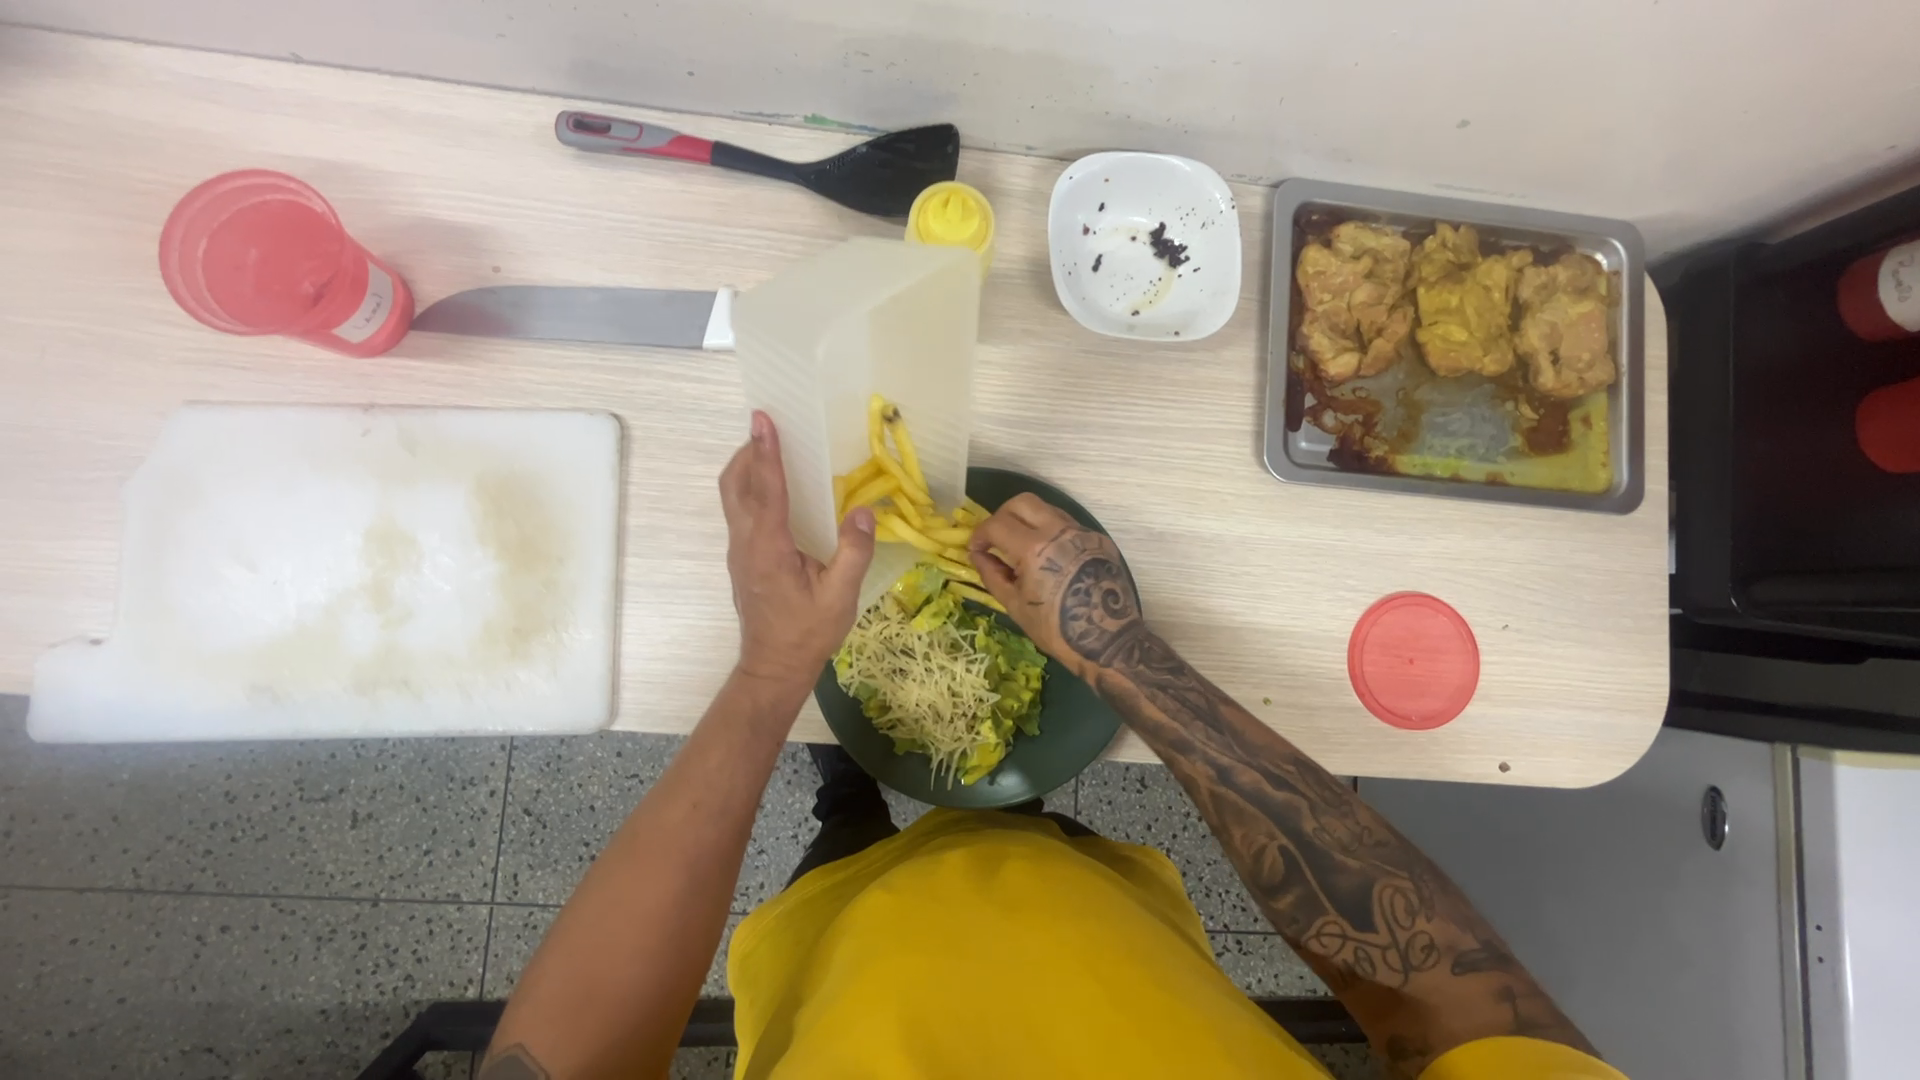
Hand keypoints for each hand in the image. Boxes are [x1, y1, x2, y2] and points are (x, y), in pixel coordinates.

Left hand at [720, 411, 875, 691]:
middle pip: (735, 484)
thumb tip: (863, 512)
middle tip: (770, 428)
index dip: (766, 451)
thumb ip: (852, 554)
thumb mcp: (840, 598)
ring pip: (733, 497)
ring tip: (772, 450)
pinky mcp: (743, 558)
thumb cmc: (807, 634)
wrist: (773, 666)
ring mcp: (740, 550)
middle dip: (749, 451)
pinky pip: (740, 511)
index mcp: (769, 547)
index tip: (763, 418)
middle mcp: (747, 542)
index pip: (766, 489)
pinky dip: (752, 487)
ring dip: (747, 468)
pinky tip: (776, 490)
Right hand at [967, 493, 1143, 676]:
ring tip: (1021, 547)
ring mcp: (1082, 532)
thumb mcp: (1014, 605)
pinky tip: (1047, 556)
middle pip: (1022, 502)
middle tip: (996, 538)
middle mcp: (1059, 531)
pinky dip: (1050, 531)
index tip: (976, 549)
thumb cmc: (1054, 629)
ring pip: (1046, 508)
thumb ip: (992, 574)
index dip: (980, 535)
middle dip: (1002, 516)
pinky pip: (1067, 524)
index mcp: (1034, 549)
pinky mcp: (1097, 539)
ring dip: (1027, 520)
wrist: (1107, 640)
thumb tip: (978, 555)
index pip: (997, 525)